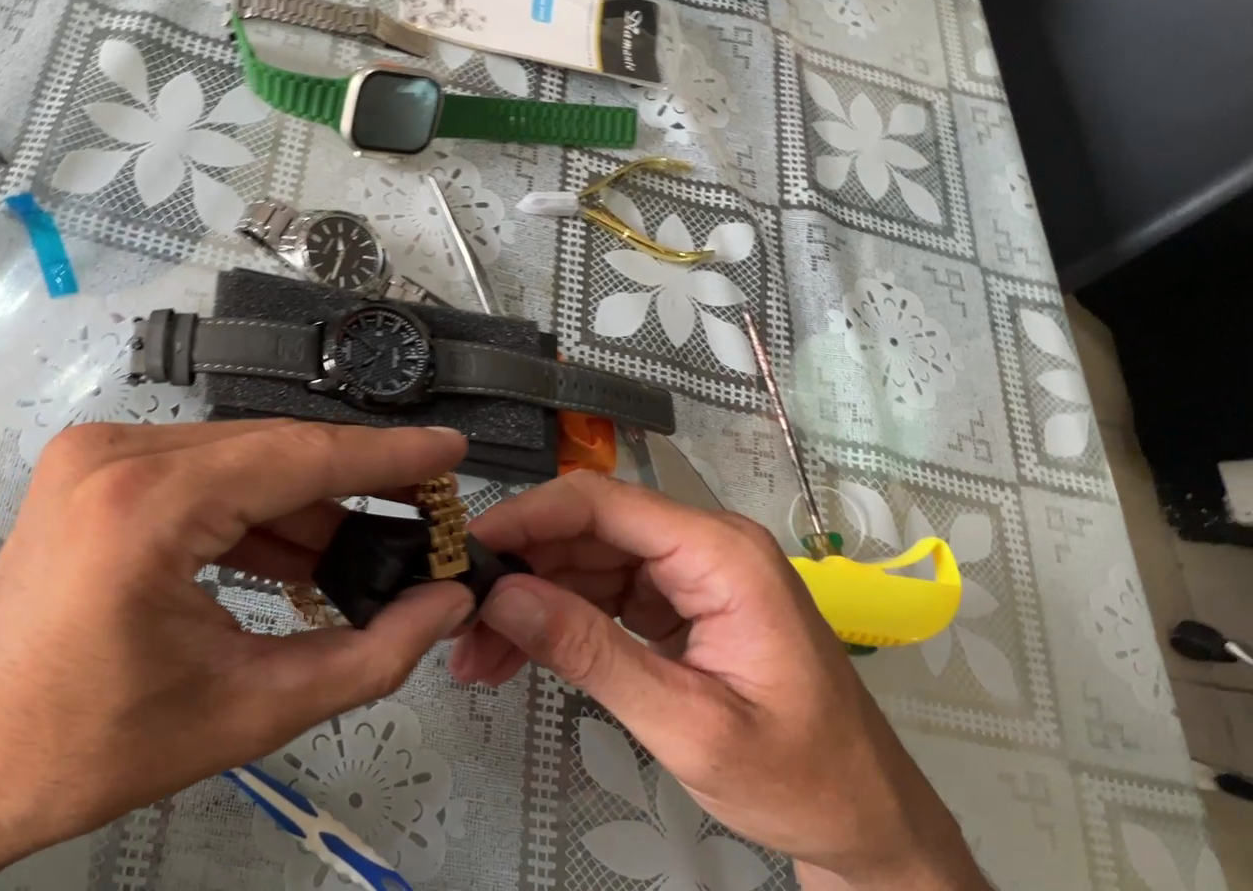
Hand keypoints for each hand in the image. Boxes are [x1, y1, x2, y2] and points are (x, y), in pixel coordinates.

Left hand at [0, 420, 474, 877]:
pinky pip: (198, 472)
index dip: (386, 455)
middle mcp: (113, 455)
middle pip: (270, 450)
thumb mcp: (248, 708)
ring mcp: (95, 454)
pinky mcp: (92, 470)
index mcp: (143, 505)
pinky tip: (300, 552)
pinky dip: (252, 510)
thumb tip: (441, 608)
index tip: (445, 451)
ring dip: (303, 502)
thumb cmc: (85, 745)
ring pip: (237, 458)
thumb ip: (367, 655)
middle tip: (420, 514)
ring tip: (369, 547)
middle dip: (351, 484)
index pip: (297, 457)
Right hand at [449, 473, 986, 890]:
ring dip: (525, 604)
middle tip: (459, 624)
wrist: (869, 826)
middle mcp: (699, 547)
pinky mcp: (672, 604)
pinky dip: (551, 624)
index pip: (600, 503)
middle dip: (515, 573)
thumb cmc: (801, 780)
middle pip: (581, 531)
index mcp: (720, 554)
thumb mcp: (689, 725)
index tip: (463, 553)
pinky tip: (511, 657)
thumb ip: (592, 653)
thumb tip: (502, 596)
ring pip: (578, 563)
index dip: (524, 518)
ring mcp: (684, 575)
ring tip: (475, 657)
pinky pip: (594, 595)